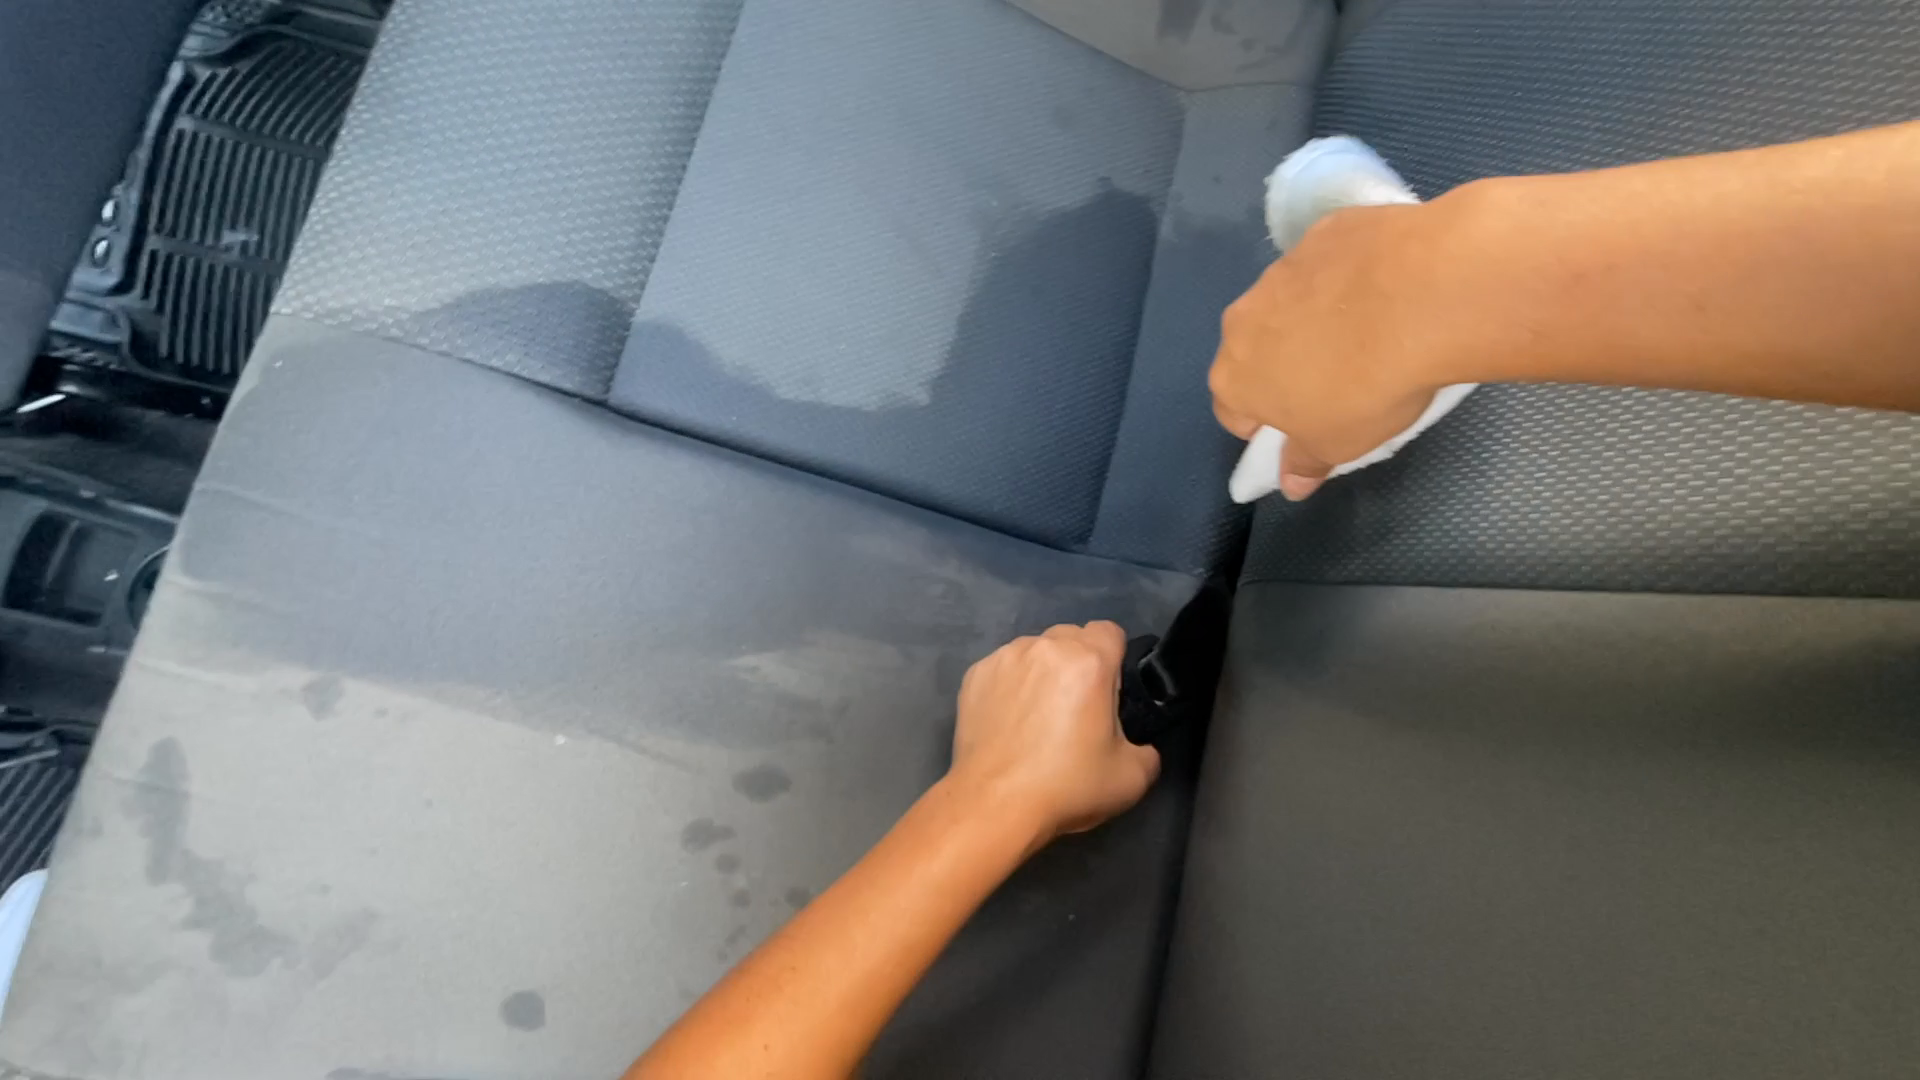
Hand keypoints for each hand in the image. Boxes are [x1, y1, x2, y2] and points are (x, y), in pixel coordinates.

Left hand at [947, 622, 1159, 844]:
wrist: (994, 803)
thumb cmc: (1066, 786)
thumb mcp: (1132, 777)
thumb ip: (1147, 749)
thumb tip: (1138, 744)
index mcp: (1088, 662)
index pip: (1110, 631)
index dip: (1115, 658)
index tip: (1109, 690)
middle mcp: (1045, 647)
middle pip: (1071, 637)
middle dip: (1079, 662)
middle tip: (1077, 707)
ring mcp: (1004, 657)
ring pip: (1035, 650)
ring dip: (1043, 671)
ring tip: (1037, 714)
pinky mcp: (975, 674)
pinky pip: (1003, 667)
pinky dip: (1011, 684)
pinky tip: (1008, 720)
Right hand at [1210, 196, 1480, 498]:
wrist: (1429, 293)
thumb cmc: (1369, 386)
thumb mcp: (1340, 443)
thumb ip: (1305, 463)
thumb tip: (1291, 485)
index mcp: (1234, 378)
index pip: (1232, 412)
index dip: (1265, 425)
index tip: (1304, 426)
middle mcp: (1242, 321)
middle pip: (1253, 352)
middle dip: (1282, 366)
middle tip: (1337, 379)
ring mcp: (1281, 270)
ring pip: (1287, 304)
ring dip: (1313, 319)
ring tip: (1372, 328)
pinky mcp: (1323, 232)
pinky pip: (1327, 262)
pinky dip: (1349, 275)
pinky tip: (1390, 285)